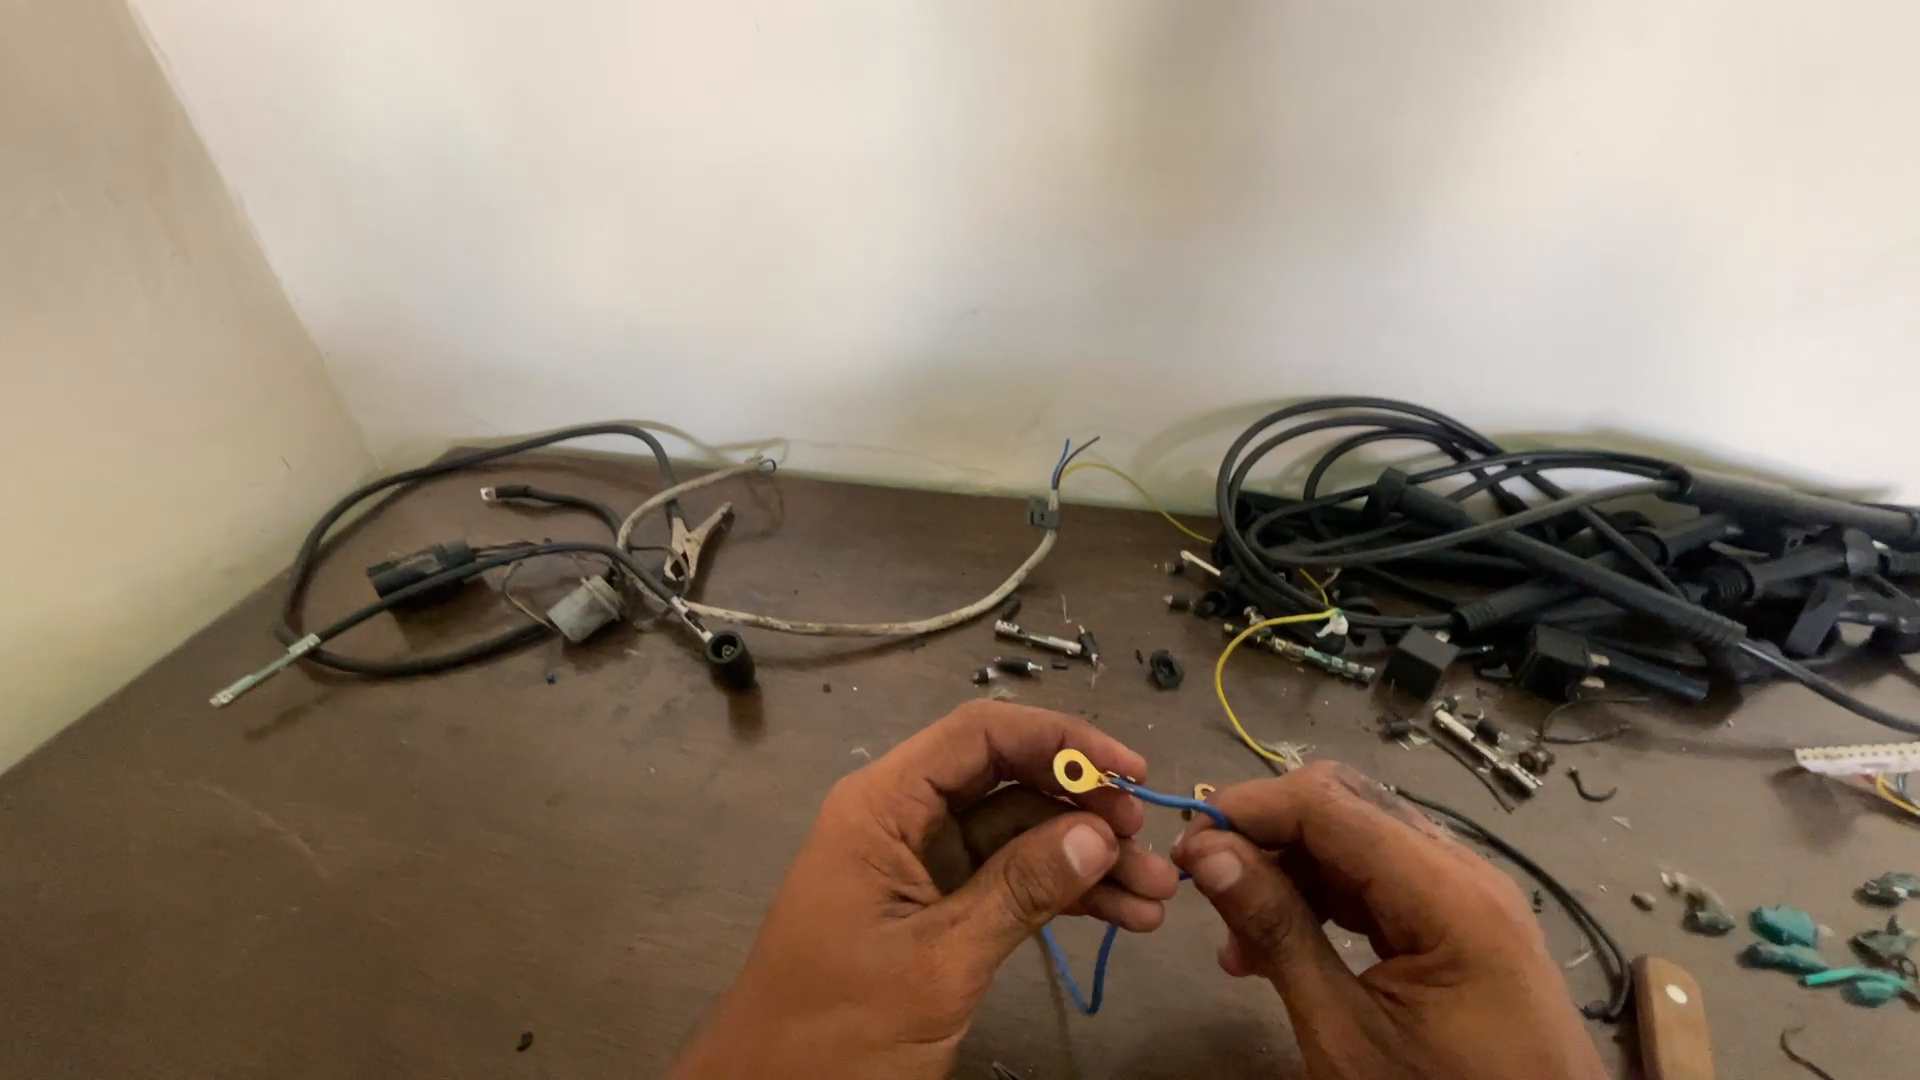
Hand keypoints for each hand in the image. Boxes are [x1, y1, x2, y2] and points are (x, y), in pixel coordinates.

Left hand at [671, 701, 1178, 1079]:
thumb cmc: (838, 1031)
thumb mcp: (937, 961)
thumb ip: (1019, 890)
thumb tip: (1099, 833)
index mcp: (885, 802)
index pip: (980, 734)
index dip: (1059, 738)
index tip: (1127, 768)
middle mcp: (907, 815)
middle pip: (1008, 779)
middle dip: (1081, 804)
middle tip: (1146, 838)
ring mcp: (926, 860)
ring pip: (1019, 832)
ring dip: (1086, 857)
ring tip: (1154, 893)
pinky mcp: (941, 902)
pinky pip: (1011, 878)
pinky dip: (1063, 893)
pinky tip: (1123, 915)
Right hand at [1173, 762, 1607, 1079]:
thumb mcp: (1347, 1037)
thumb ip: (1277, 932)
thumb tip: (1206, 852)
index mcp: (1450, 895)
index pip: (1327, 802)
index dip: (1248, 808)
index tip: (1187, 842)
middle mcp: (1463, 872)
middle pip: (1340, 805)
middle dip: (1265, 833)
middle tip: (1209, 878)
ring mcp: (1463, 894)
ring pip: (1348, 836)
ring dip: (1284, 868)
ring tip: (1236, 933)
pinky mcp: (1455, 919)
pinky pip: (1370, 877)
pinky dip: (1315, 897)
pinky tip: (1276, 942)